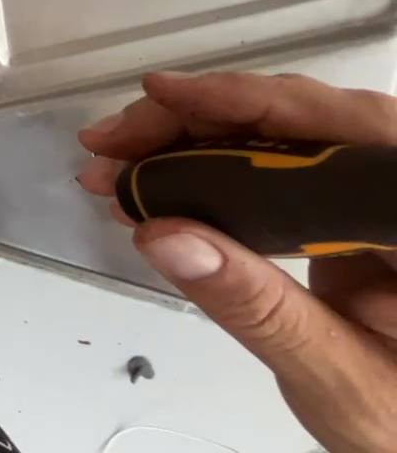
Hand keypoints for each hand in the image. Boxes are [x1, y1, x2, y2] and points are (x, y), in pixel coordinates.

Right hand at [77, 72, 396, 452]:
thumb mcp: (345, 382)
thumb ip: (262, 309)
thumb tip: (162, 235)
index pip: (355, 133)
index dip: (257, 102)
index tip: (165, 96)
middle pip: (307, 123)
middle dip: (193, 122)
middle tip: (108, 144)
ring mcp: (379, 208)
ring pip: (281, 138)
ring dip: (183, 144)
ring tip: (111, 168)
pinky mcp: (350, 218)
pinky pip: (276, 166)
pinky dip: (201, 167)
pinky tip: (150, 184)